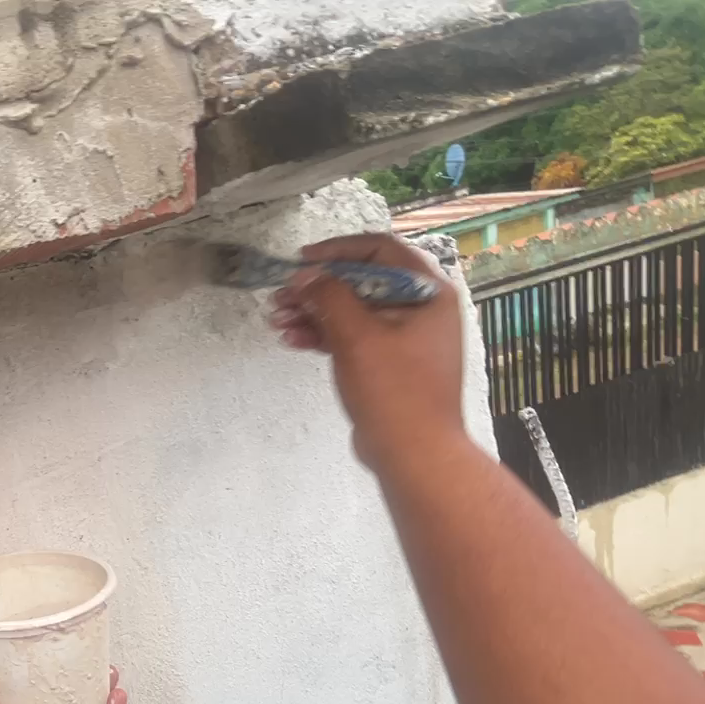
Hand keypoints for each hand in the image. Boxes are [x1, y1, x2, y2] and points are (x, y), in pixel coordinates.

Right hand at [268, 233, 467, 472]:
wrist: (413, 451)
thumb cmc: (393, 391)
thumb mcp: (357, 338)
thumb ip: (330, 298)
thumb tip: (305, 276)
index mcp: (427, 292)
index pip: (380, 250)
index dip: (337, 251)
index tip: (300, 261)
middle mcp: (420, 308)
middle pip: (361, 282)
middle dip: (317, 288)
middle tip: (280, 298)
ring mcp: (404, 337)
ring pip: (352, 311)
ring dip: (314, 313)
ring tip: (278, 321)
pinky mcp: (388, 363)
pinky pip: (353, 337)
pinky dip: (324, 336)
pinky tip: (294, 340)